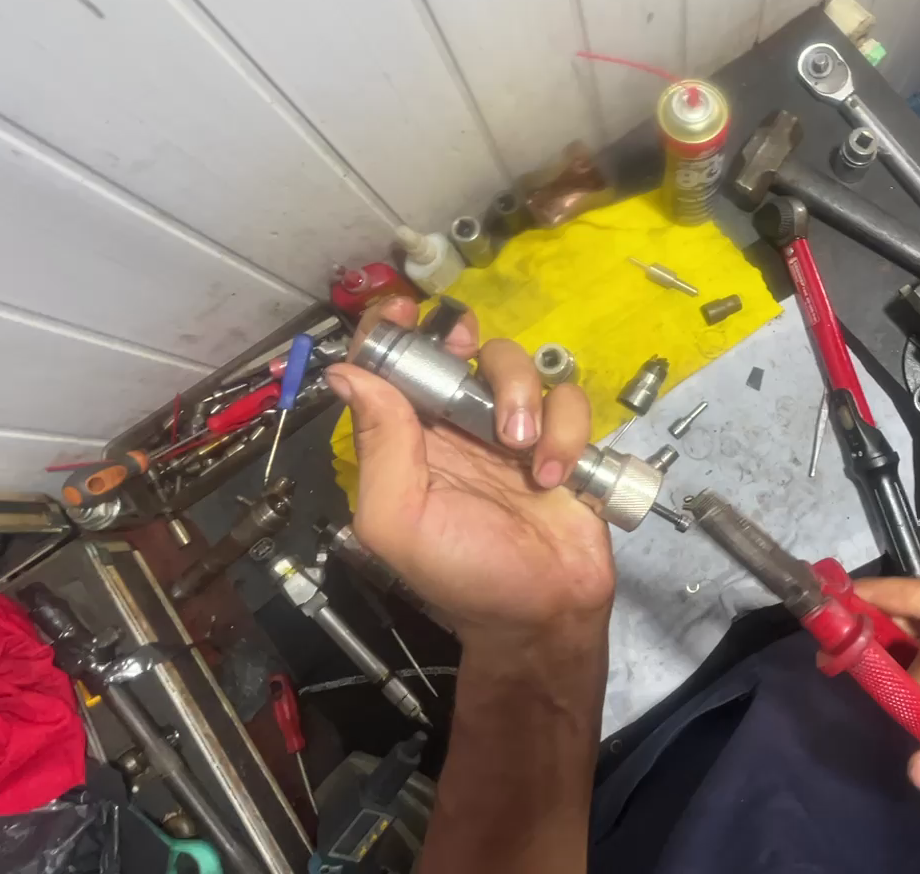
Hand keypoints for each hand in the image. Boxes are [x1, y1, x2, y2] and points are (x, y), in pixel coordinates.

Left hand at [326, 296, 614, 648]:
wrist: (543, 611)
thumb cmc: (462, 572)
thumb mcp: (399, 520)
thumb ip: (380, 447)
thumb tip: (348, 373)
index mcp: (413, 439)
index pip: (394, 367)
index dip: (391, 331)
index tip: (402, 309)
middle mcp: (462, 423)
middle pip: (468, 349)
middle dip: (476, 357)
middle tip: (477, 375)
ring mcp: (516, 427)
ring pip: (522, 366)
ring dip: (524, 400)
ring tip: (524, 453)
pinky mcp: (564, 437)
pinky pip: (570, 400)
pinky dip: (566, 432)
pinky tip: (556, 475)